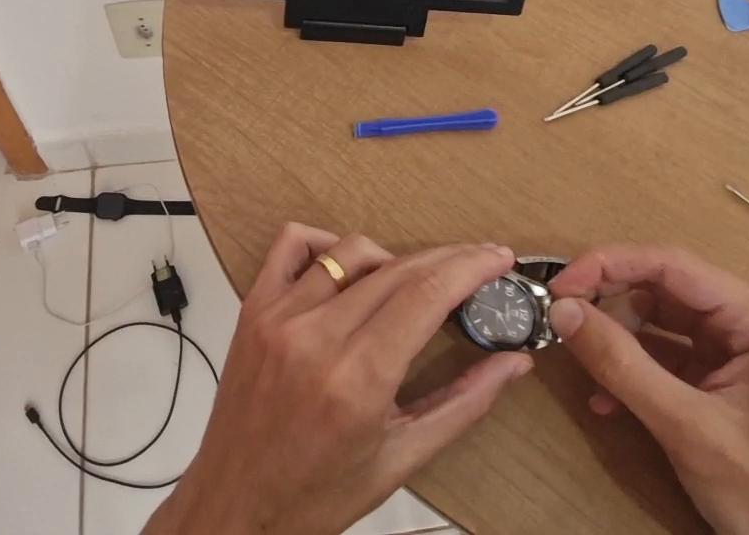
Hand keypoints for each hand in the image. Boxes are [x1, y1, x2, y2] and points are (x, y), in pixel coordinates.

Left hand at [144, 224, 530, 534]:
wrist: (234, 505)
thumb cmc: (314, 493)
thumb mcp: (400, 460)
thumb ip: (464, 403)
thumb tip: (514, 363)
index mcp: (357, 380)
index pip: (425, 295)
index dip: (470, 267)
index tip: (496, 259)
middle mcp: (316, 337)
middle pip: (398, 269)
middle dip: (448, 260)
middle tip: (477, 263)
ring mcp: (280, 316)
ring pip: (351, 251)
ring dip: (393, 258)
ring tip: (411, 284)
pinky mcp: (255, 308)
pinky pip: (292, 244)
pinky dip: (326, 243)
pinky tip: (347, 268)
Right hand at [549, 245, 748, 534]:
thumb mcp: (689, 428)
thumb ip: (622, 364)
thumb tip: (561, 310)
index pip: (672, 265)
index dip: (609, 265)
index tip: (560, 285)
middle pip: (664, 289)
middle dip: (610, 304)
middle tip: (561, 321)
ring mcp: (741, 353)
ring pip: (661, 323)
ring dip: (619, 342)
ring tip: (586, 369)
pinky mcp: (726, 381)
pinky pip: (669, 357)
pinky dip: (635, 372)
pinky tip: (608, 401)